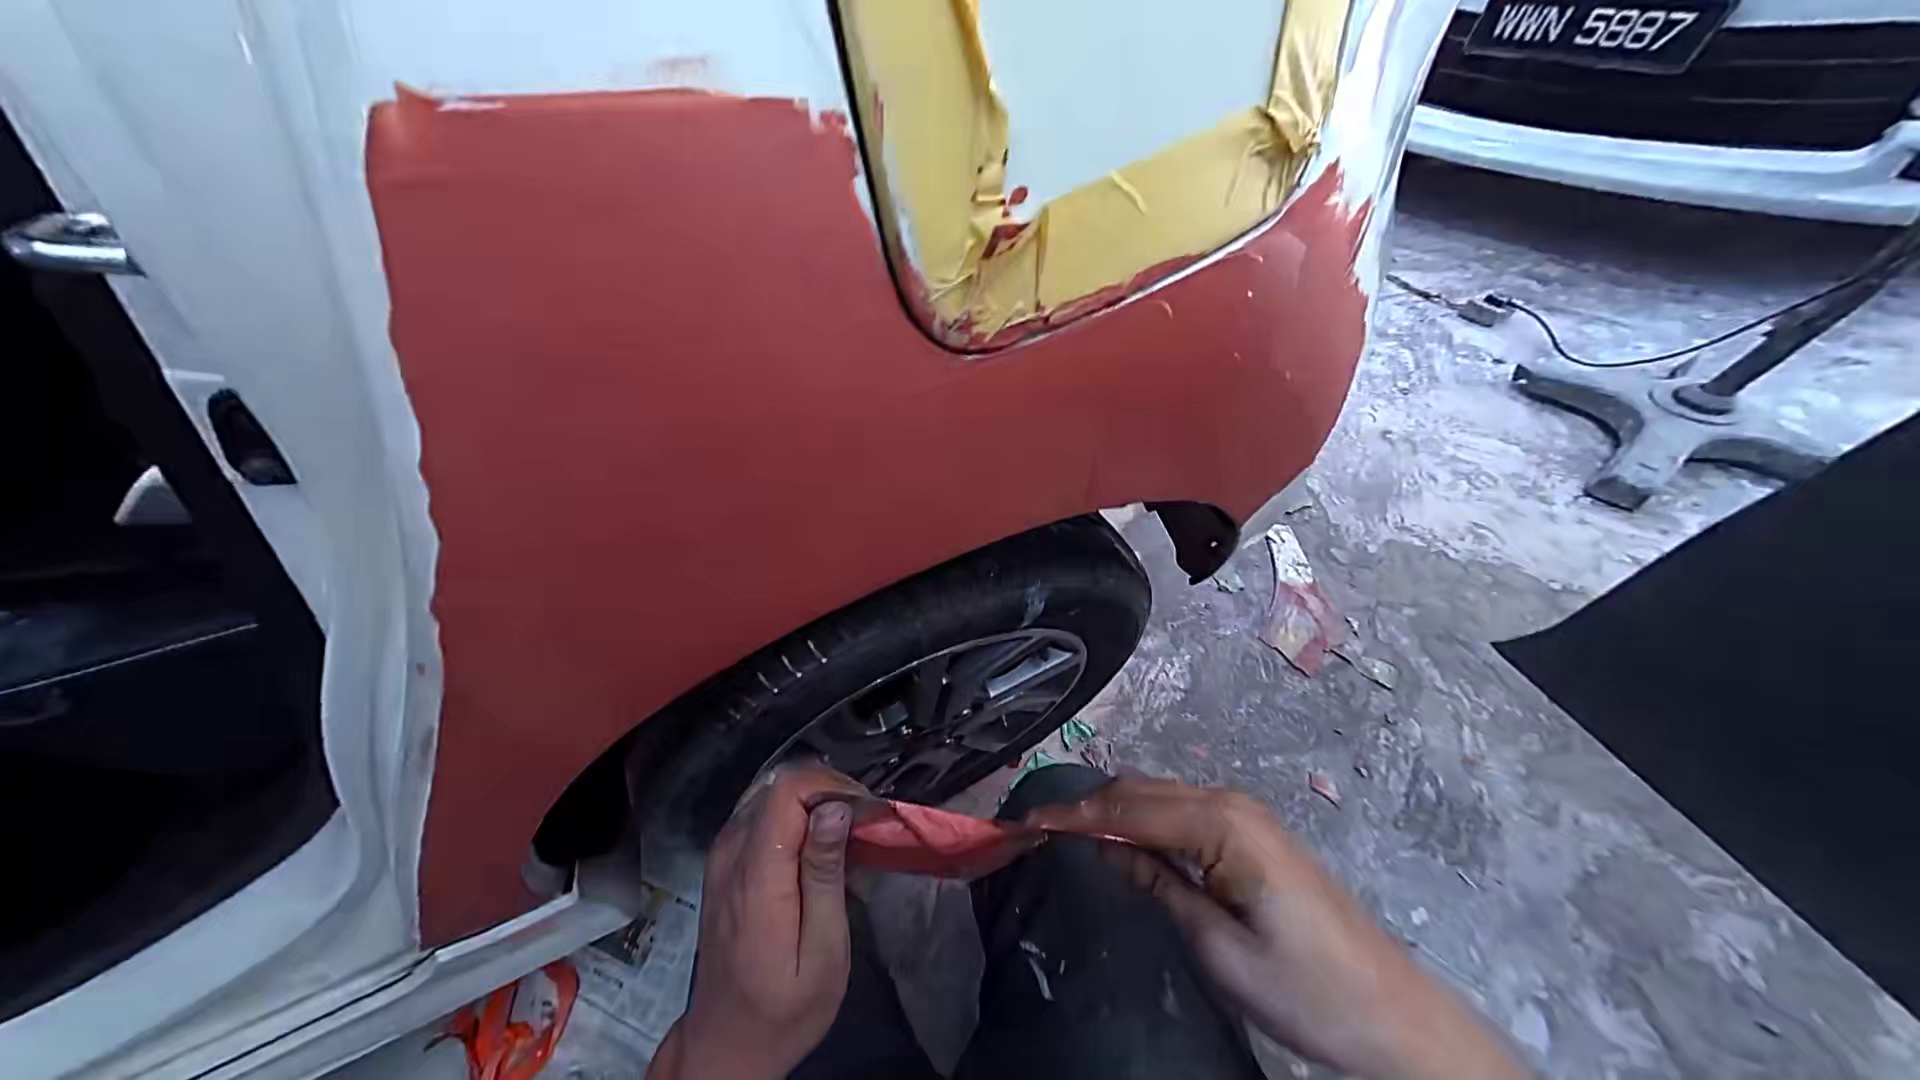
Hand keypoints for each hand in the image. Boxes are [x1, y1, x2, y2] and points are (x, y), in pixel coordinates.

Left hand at [646, 761, 864, 1079]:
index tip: (863, 810)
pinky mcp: (724, 862)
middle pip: (779, 785)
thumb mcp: (823, 951)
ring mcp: (722, 855)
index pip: (786, 790)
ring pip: (770, 794)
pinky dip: (794, 815)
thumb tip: (836, 809)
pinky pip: (761, 814)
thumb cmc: (784, 1008)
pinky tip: (817, 843)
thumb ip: (825, 874)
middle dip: (827, 791)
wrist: (726, 1045)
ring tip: (845, 832)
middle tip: (862, 822)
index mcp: (756, 875)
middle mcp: (731, 853)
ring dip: (813, 801)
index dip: (830, 785)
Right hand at [1027, 777, 1525, 1079]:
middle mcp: (1230, 802)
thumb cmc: (1308, 992)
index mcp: (1223, 824)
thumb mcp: (1219, 948)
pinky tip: (1121, 838)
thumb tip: (1103, 849)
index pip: (1130, 809)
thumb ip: (1158, 886)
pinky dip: (1142, 819)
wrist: (1396, 1017)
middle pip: (1141, 790)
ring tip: (1067, 831)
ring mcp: (1243, 813)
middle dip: (1088, 805)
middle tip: (1038, 825)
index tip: (1027, 821)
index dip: (1074, 814)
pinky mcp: (1250, 831)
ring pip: (1159, 795)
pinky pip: (1180, 810)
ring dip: (1113, 809)